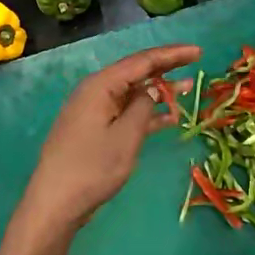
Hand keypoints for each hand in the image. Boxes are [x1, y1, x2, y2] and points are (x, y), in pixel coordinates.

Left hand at [10, 44, 200, 245]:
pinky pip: (126, 112)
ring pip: (133, 93)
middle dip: (166, 67)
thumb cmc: (92, 168)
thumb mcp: (126, 136)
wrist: (55, 203)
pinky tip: (169, 118)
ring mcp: (94, 111)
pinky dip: (147, 113)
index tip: (198, 51)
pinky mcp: (95, 129)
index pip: (142, 61)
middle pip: (136, 72)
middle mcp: (96, 91)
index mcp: (101, 86)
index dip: (172, 54)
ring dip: (159, 91)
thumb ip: (144, 107)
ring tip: (188, 88)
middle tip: (196, 62)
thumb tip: (153, 90)